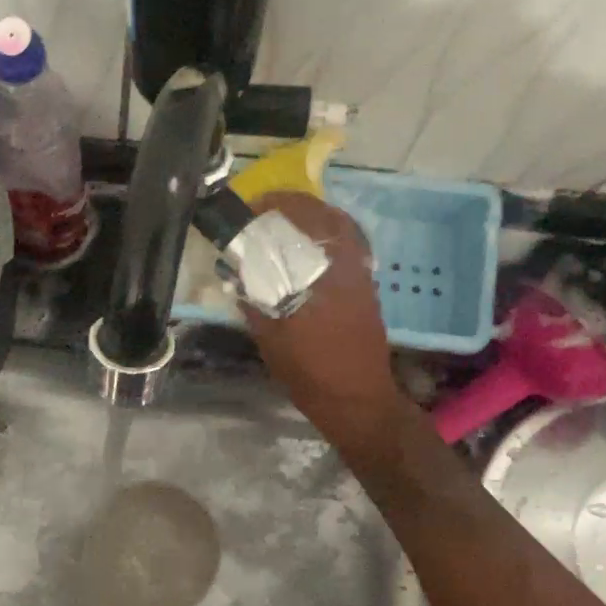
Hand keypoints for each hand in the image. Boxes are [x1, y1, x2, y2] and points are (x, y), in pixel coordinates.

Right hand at [241, 193, 408, 440]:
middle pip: (328, 216)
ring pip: (343, 230)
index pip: (302, 220)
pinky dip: (330, 238)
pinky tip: (309, 250)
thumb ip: (253, 302)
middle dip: (297, 206)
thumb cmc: (311, 372)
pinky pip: (351, 248)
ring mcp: (362, 277)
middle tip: (268, 211)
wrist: (356, 400)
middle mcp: (348, 266)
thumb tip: (237, 275)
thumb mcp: (270, 339)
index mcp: (322, 274)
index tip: (254, 206)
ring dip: (315, 218)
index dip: (277, 205)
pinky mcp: (367, 290)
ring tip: (287, 225)